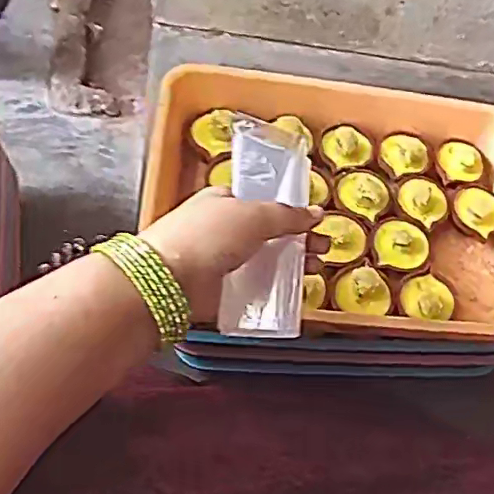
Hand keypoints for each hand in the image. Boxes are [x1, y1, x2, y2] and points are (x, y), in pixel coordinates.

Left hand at [140, 187, 322, 320]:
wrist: (171, 280)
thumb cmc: (207, 236)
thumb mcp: (254, 215)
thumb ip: (287, 216)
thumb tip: (315, 213)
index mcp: (225, 201)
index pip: (263, 202)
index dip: (289, 210)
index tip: (312, 221)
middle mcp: (223, 230)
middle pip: (269, 234)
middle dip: (298, 240)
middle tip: (322, 248)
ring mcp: (222, 262)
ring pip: (264, 262)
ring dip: (291, 266)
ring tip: (314, 270)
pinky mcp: (222, 290)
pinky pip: (254, 288)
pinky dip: (273, 290)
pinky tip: (292, 292)